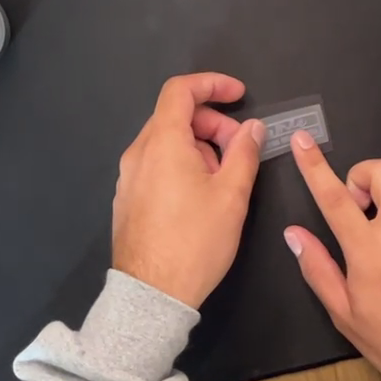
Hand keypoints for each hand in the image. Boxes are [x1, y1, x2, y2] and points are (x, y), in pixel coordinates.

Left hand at [112, 73, 265, 308]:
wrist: (152, 296)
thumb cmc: (195, 241)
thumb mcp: (232, 195)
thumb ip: (244, 153)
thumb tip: (252, 128)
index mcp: (162, 142)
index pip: (180, 90)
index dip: (212, 84)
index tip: (239, 95)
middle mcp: (138, 153)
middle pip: (175, 116)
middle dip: (212, 123)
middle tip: (241, 149)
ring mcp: (128, 177)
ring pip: (166, 142)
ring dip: (199, 146)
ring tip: (224, 179)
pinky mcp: (127, 198)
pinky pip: (156, 164)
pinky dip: (182, 164)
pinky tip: (201, 195)